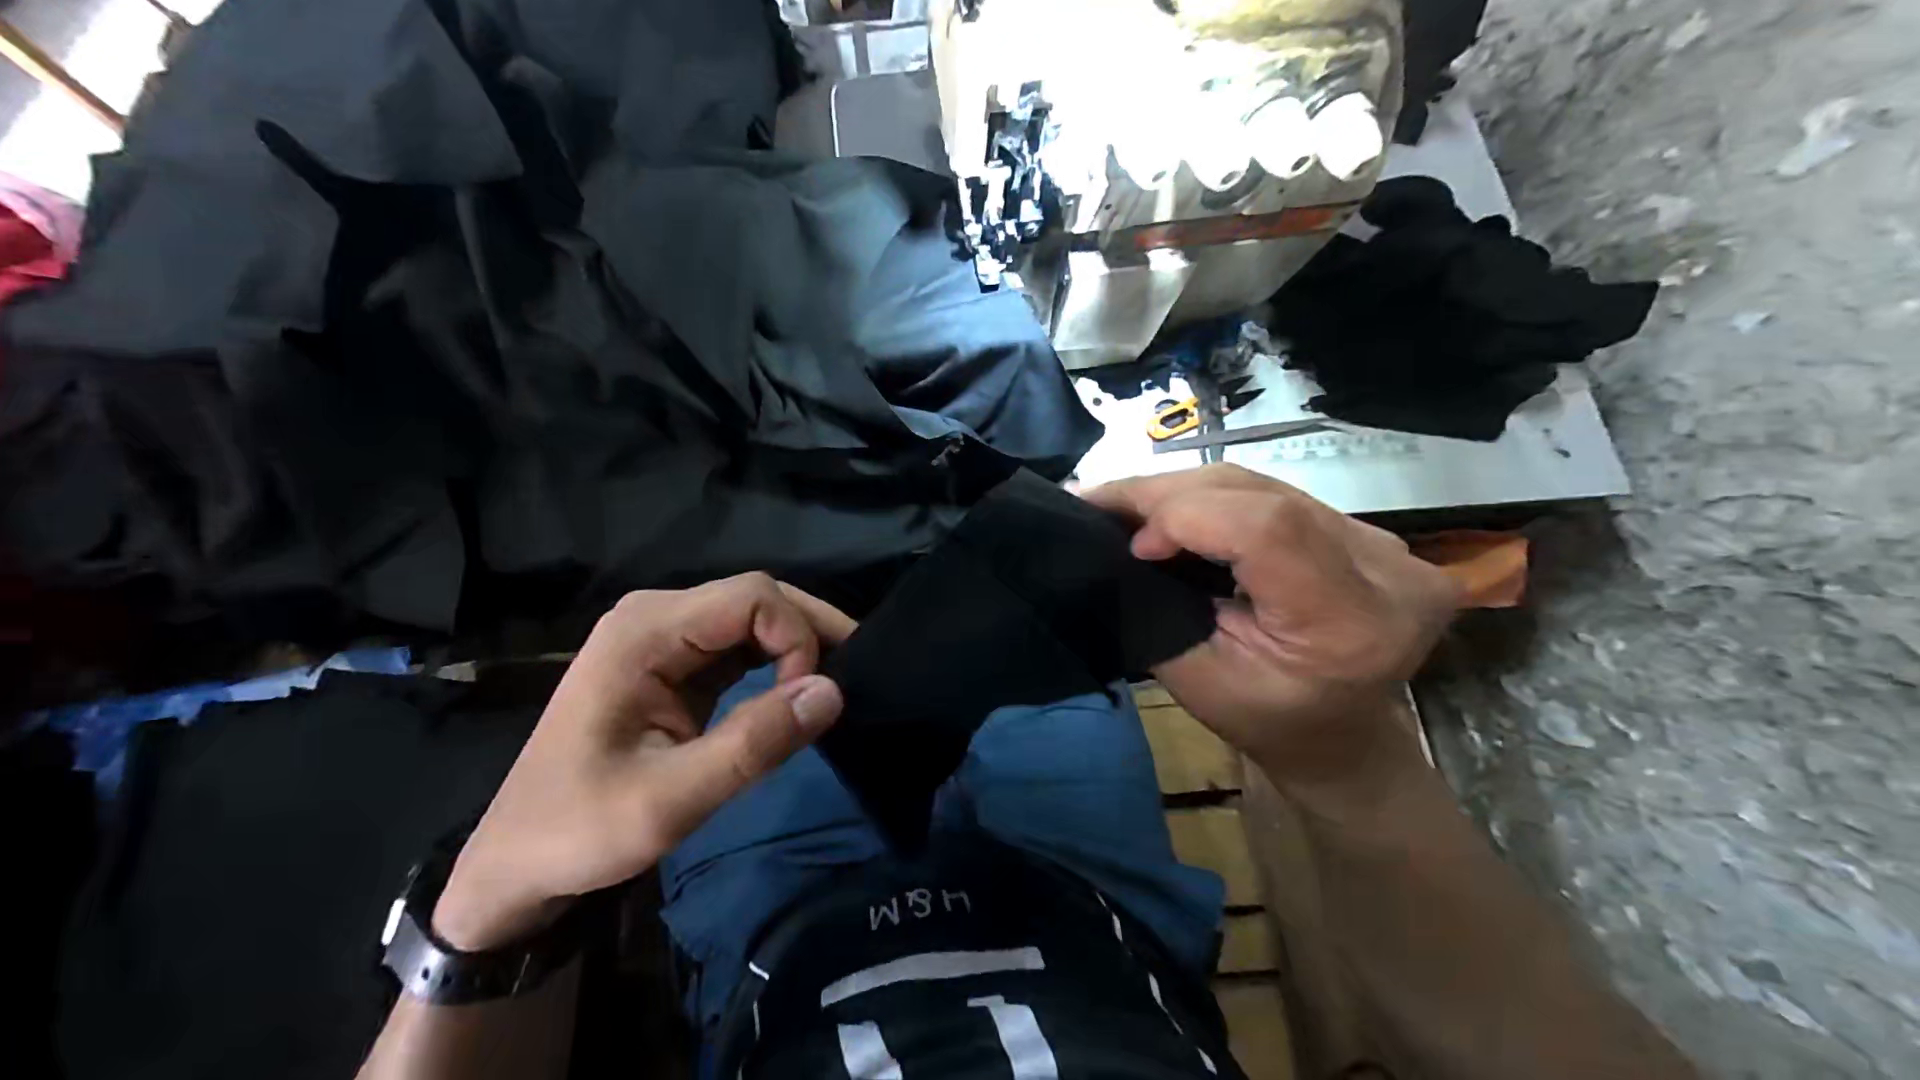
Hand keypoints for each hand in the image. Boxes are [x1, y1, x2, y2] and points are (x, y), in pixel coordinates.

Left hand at [433, 573, 855, 950]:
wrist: (516, 861)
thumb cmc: (579, 831)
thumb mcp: (669, 802)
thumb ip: (753, 744)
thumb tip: (833, 692)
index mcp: (644, 632)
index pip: (751, 597)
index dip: (797, 635)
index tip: (809, 698)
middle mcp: (655, 616)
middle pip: (756, 597)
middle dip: (810, 631)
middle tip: (855, 675)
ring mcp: (663, 637)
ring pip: (754, 617)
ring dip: (799, 645)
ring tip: (833, 685)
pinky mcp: (673, 662)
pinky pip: (740, 644)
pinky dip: (777, 661)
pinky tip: (797, 689)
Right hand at [1085, 466, 1460, 793]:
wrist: (1338, 731)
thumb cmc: (1264, 720)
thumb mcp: (1198, 678)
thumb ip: (1164, 607)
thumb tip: (1126, 536)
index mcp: (1348, 622)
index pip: (1266, 529)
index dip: (1187, 518)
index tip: (1133, 545)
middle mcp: (1383, 569)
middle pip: (1259, 495)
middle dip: (1168, 494)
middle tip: (1100, 502)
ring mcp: (1383, 542)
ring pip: (1261, 485)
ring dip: (1184, 490)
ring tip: (1124, 502)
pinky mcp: (1367, 529)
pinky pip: (1274, 493)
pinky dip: (1213, 498)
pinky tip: (1171, 507)